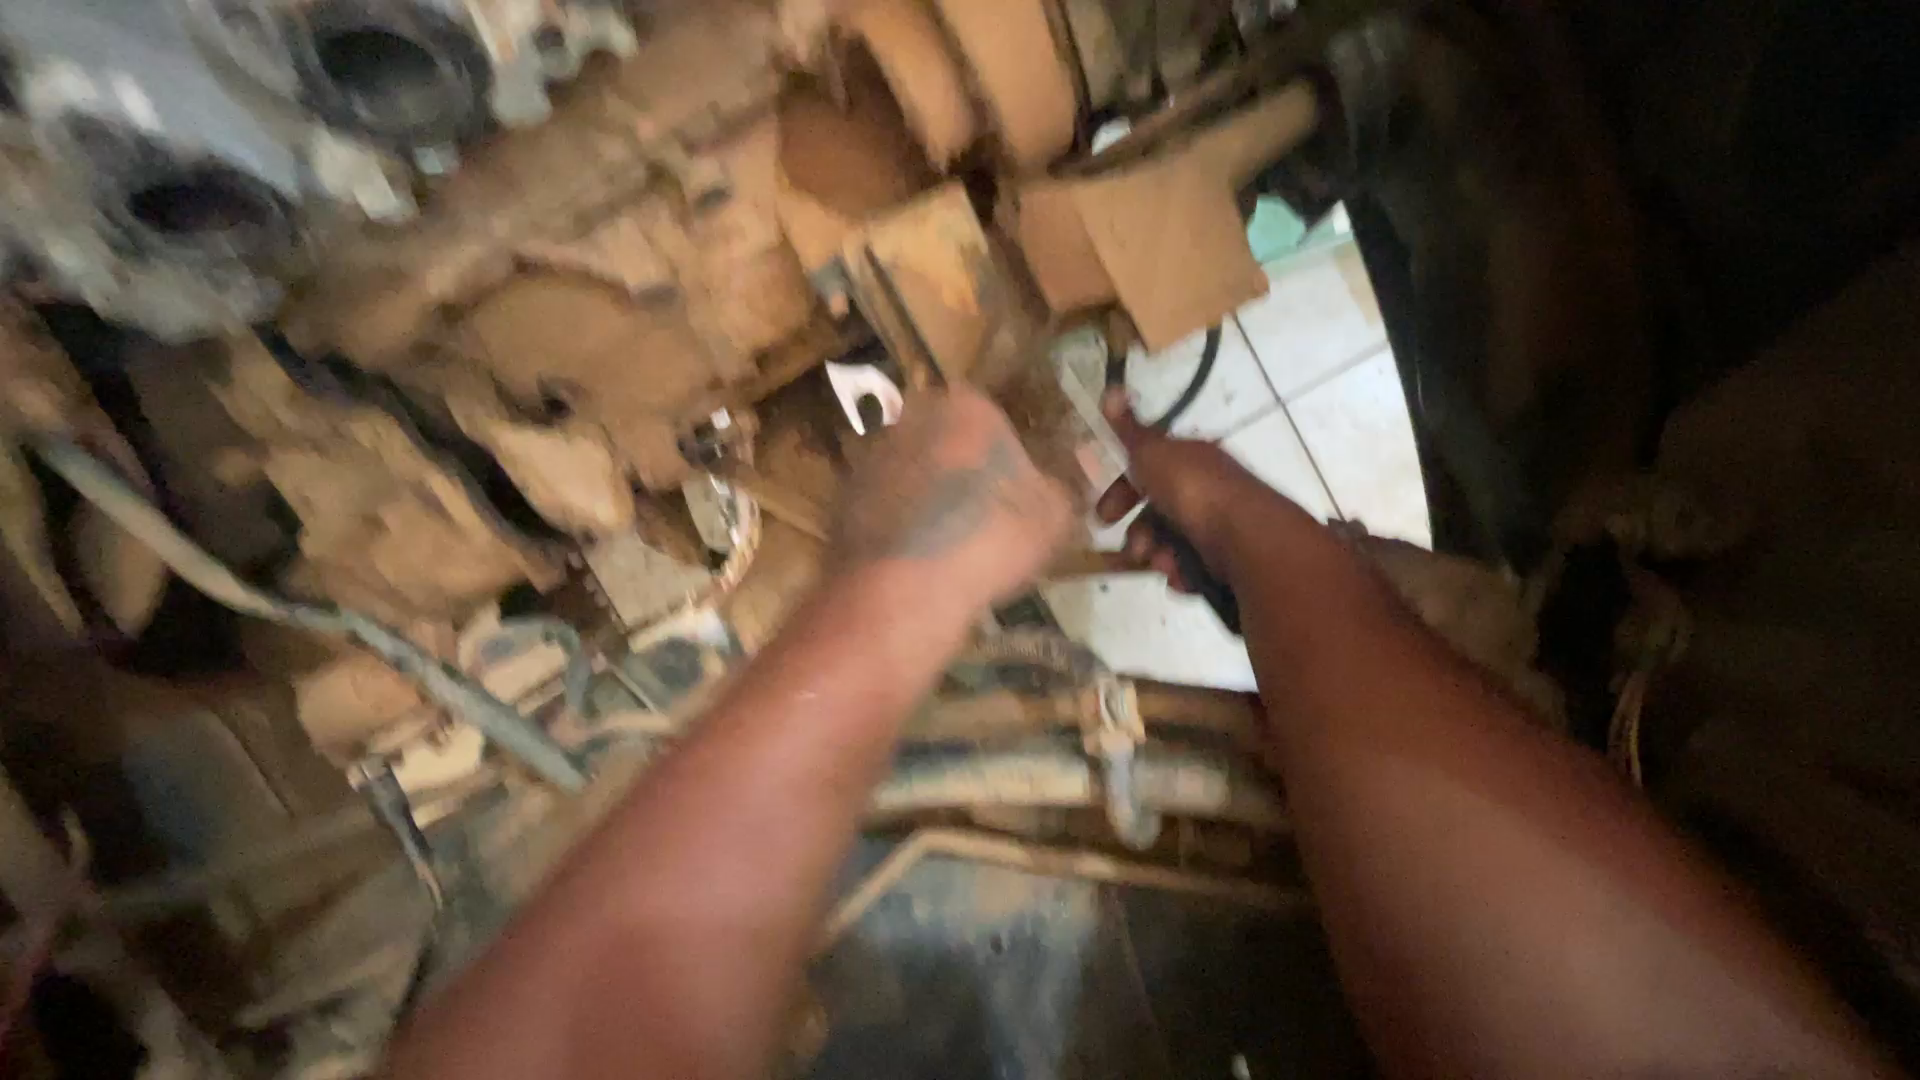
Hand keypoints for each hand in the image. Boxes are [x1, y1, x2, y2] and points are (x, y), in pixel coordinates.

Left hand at [832, 385, 1074, 609]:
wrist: (904, 587)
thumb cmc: (992, 539)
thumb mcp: (1054, 515)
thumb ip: (1071, 481)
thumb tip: (1087, 457)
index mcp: (966, 405)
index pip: (991, 416)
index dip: (1004, 454)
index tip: (1011, 493)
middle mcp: (911, 416)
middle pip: (945, 438)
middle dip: (961, 468)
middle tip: (981, 517)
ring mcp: (871, 455)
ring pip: (911, 470)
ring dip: (925, 494)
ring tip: (945, 543)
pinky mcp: (842, 495)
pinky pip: (881, 503)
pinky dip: (895, 522)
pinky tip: (912, 557)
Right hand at [1095, 389, 1308, 590]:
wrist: (1245, 536)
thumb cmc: (1194, 490)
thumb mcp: (1154, 452)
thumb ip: (1129, 431)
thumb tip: (1111, 387)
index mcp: (1191, 460)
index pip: (1148, 471)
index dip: (1122, 491)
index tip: (1103, 516)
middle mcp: (1206, 489)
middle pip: (1157, 512)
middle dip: (1138, 533)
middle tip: (1133, 550)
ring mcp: (1219, 525)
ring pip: (1171, 543)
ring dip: (1157, 555)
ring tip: (1160, 563)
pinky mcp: (1227, 559)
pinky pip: (1191, 568)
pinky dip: (1181, 573)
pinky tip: (1181, 576)